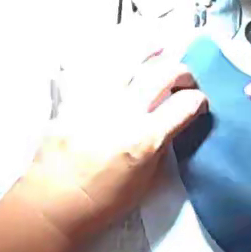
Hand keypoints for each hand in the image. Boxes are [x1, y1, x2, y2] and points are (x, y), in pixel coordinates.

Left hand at [8, 54, 208, 245]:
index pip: (184, 105)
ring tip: (157, 46)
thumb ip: (160, 148)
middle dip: (181, 71)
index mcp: (143, 140)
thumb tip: (169, 124)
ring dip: (146, 48)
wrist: (52, 205)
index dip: (199, 100)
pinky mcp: (69, 99)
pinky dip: (102, 53)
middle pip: (161, 73)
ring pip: (125, 58)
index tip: (198, 103)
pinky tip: (115, 50)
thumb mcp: (144, 184)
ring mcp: (92, 102)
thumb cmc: (99, 204)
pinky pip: (85, 65)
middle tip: (182, 79)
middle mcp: (120, 113)